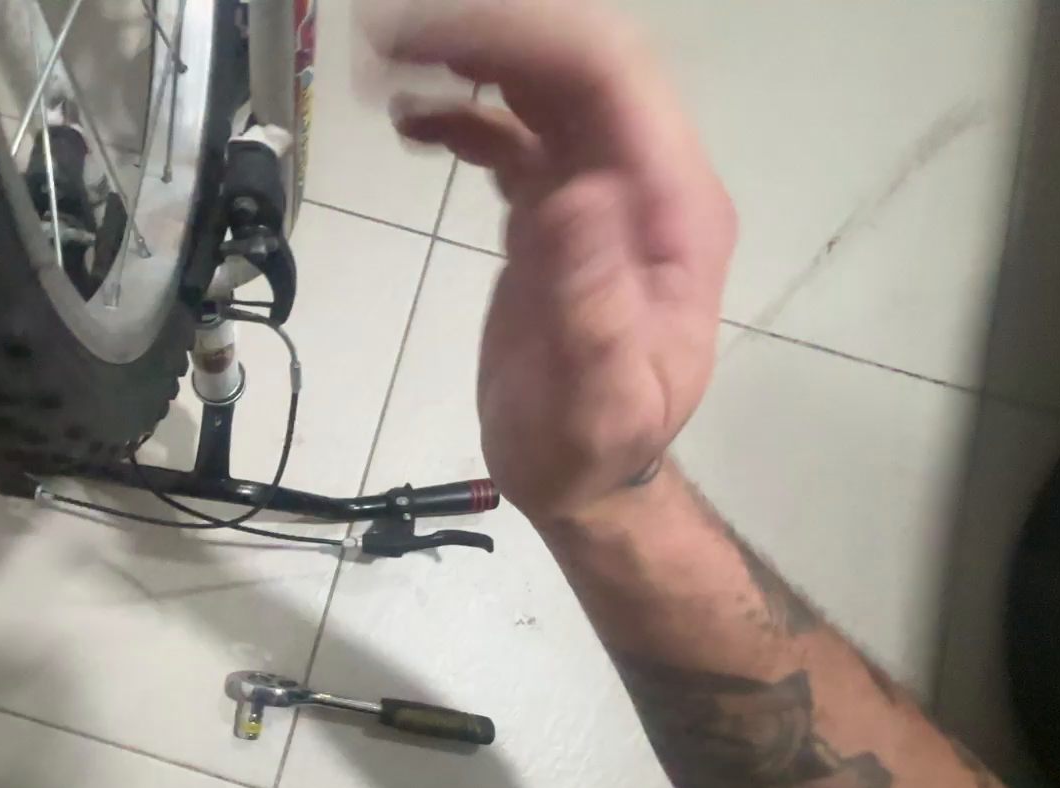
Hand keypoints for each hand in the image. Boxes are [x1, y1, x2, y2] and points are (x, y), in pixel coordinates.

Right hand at [375, 0, 735, 523]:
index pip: (610, 84)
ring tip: (390, 65)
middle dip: (488, 39)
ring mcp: (595, 199)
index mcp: (670, 213)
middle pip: (574, 68)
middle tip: (393, 37)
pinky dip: (463, 122)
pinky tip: (415, 124)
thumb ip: (593, 306)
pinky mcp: (552, 222)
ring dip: (470, 67)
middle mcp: (639, 186)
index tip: (437, 45)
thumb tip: (573, 195)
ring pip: (540, 95)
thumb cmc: (592, 448)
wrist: (581, 472)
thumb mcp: (598, 399)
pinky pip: (513, 145)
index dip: (527, 47)